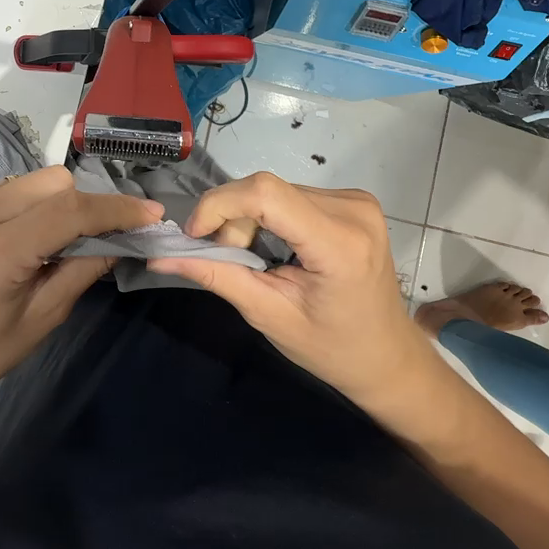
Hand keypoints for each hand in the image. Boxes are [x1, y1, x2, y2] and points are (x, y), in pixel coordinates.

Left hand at [0, 166, 162, 405]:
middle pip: (54, 183)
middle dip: (85, 204)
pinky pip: (9, 185)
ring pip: (33, 180)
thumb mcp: (47, 315)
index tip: (150, 213)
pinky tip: (23, 234)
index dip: (114, 209)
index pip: (67, 212)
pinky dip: (28, 204)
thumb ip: (86, 267)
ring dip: (56, 202)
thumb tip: (125, 235)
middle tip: (100, 235)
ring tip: (55, 240)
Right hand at [149, 172, 428, 397]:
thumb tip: (160, 258)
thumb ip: (216, 276)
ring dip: (248, 219)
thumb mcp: (268, 314)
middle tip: (229, 258)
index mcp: (340, 243)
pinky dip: (268, 217)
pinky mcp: (353, 201)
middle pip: (265, 190)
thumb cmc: (332, 348)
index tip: (196, 237)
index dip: (219, 205)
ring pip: (274, 190)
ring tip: (254, 258)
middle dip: (232, 219)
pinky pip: (290, 194)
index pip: (265, 194)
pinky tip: (275, 248)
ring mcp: (356, 201)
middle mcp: (353, 210)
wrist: (388, 358)